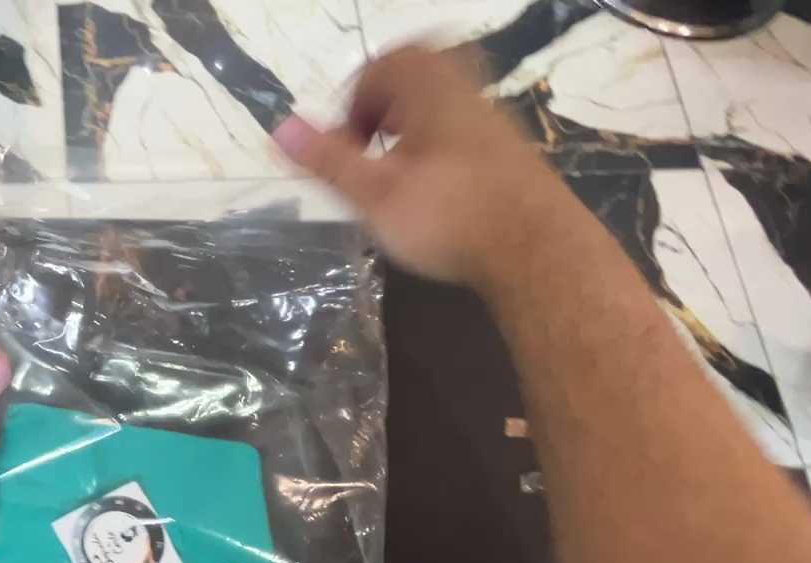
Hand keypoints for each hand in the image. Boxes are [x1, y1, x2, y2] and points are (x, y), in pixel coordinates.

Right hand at [272, 45, 585, 287]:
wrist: (532, 247)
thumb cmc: (445, 216)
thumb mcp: (374, 194)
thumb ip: (329, 161)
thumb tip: (279, 127)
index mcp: (430, 91)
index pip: (384, 65)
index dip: (353, 102)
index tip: (345, 148)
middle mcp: (464, 93)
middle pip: (416, 72)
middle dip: (381, 104)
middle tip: (365, 145)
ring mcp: (489, 121)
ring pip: (439, 102)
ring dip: (406, 125)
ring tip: (390, 171)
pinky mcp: (504, 151)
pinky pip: (458, 128)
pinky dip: (431, 145)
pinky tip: (426, 190)